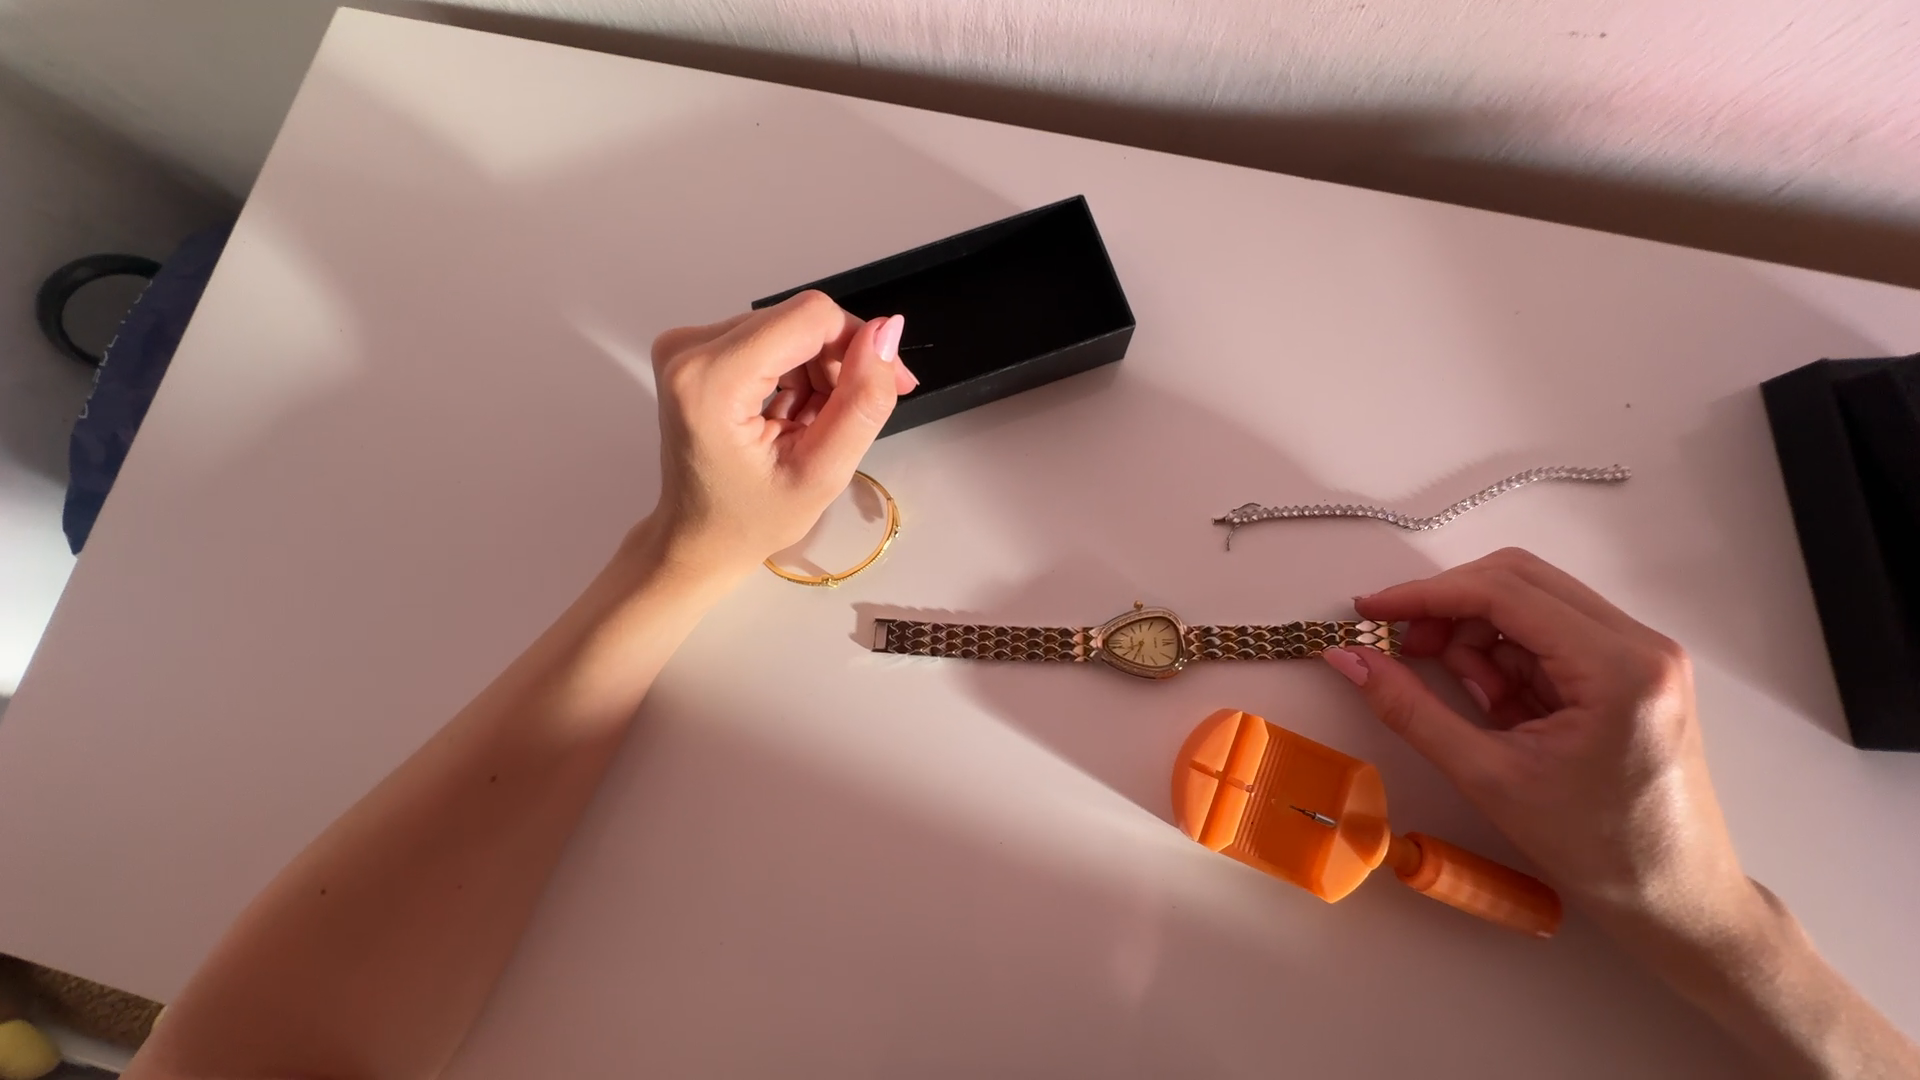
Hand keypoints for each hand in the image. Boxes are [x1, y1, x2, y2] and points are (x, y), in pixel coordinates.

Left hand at [642, 291, 917, 581]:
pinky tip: (796, 414)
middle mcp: (689, 347)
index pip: (810, 317)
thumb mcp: (824, 473)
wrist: (698, 536)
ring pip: (789, 327)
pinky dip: (797, 371)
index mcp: (711, 379)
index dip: (861, 342)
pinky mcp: (694, 349)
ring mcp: (687, 344)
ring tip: (818, 425)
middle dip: (840, 363)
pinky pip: (770, 337)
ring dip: (820, 371)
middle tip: (852, 418)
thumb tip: (889, 333)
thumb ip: (862, 402)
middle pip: (799, 320)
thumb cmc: (754, 518)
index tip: (891, 384)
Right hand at [1321, 548, 1759, 939]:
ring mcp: (1638, 651)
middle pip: (1515, 579)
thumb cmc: (1591, 846)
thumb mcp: (1484, 775)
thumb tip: (1346, 657)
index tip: (1368, 612)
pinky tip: (1497, 703)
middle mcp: (1638, 642)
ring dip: (1474, 636)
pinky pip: (1540, 631)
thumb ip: (1407, 708)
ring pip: (1525, 601)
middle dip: (1446, 607)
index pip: (1502, 592)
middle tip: (1405, 648)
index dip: (1424, 594)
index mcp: (1617, 667)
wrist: (1677, 899)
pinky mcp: (1628, 666)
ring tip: (1470, 697)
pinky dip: (1500, 655)